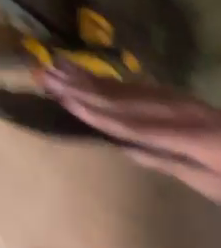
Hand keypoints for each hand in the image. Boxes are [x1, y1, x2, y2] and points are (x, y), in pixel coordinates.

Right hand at [42, 65, 220, 201]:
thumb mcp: (211, 183)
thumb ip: (167, 162)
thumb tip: (122, 145)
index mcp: (190, 136)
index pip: (130, 124)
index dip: (94, 113)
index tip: (58, 98)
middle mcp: (182, 113)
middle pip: (124, 100)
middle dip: (81, 87)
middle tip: (43, 71)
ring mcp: (185, 103)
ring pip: (130, 90)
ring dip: (90, 78)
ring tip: (57, 64)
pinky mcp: (186, 100)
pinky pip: (143, 89)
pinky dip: (113, 82)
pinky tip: (92, 75)